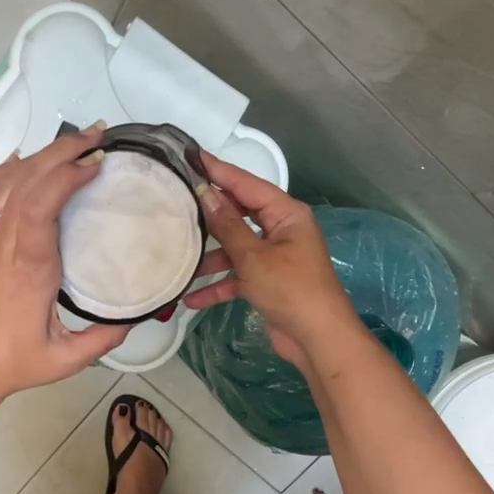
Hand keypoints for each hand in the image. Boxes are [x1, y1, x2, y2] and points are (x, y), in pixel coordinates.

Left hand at [0, 126, 129, 402]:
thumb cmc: (9, 363)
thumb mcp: (65, 359)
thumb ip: (104, 337)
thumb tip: (134, 317)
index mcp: (28, 268)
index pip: (41, 203)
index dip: (67, 175)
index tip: (95, 165)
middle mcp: (1, 246)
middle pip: (26, 180)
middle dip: (61, 152)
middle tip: (95, 139)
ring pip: (3, 183)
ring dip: (36, 157)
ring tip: (68, 144)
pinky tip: (19, 160)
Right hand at [183, 152, 357, 369]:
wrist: (317, 336)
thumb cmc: (290, 289)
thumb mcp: (253, 256)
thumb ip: (227, 226)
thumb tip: (206, 195)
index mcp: (286, 214)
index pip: (247, 184)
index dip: (219, 171)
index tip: (192, 157)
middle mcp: (282, 230)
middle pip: (239, 214)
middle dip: (209, 215)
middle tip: (177, 201)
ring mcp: (275, 257)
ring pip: (235, 248)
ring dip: (209, 259)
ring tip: (179, 261)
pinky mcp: (268, 282)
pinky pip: (238, 276)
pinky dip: (218, 286)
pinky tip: (191, 298)